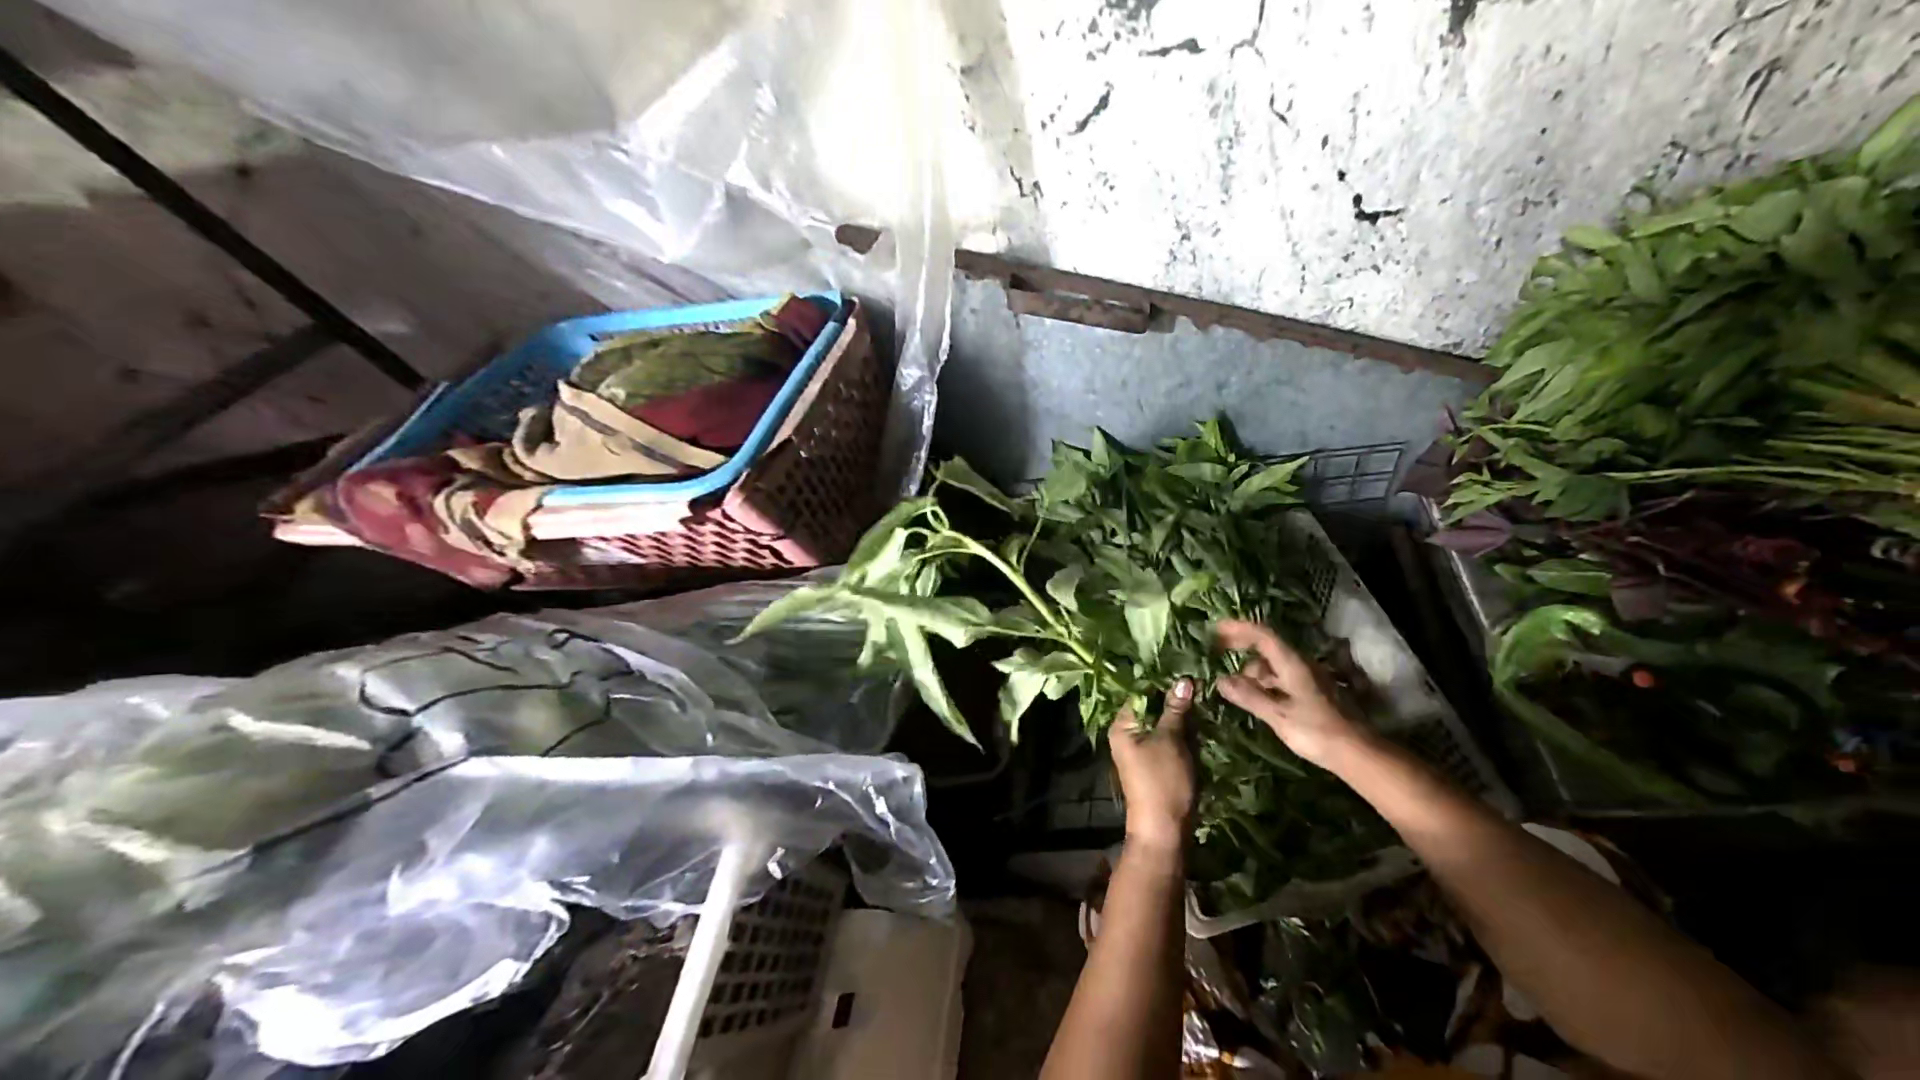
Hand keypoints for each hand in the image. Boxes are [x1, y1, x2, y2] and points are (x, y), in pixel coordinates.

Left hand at [1110, 679, 1195, 852]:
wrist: (1164, 829)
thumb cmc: (1163, 781)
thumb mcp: (1171, 741)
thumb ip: (1175, 709)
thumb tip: (1183, 680)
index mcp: (1122, 725)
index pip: (1141, 692)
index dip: (1163, 682)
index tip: (1187, 670)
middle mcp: (1127, 733)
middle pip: (1152, 707)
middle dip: (1175, 698)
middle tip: (1201, 684)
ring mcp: (1141, 748)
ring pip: (1163, 723)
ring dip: (1181, 715)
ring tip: (1204, 698)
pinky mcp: (1156, 761)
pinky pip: (1168, 738)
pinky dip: (1182, 732)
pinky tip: (1201, 722)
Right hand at [1213, 619, 1370, 769]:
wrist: (1357, 753)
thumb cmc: (1317, 732)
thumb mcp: (1278, 715)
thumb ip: (1249, 696)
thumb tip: (1220, 680)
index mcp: (1292, 664)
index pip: (1263, 635)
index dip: (1238, 629)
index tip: (1215, 629)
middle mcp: (1300, 665)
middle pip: (1267, 646)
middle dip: (1241, 646)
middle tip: (1215, 651)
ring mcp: (1306, 679)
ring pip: (1272, 665)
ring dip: (1250, 669)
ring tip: (1230, 682)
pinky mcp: (1309, 693)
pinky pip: (1279, 678)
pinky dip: (1261, 682)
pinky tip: (1251, 696)